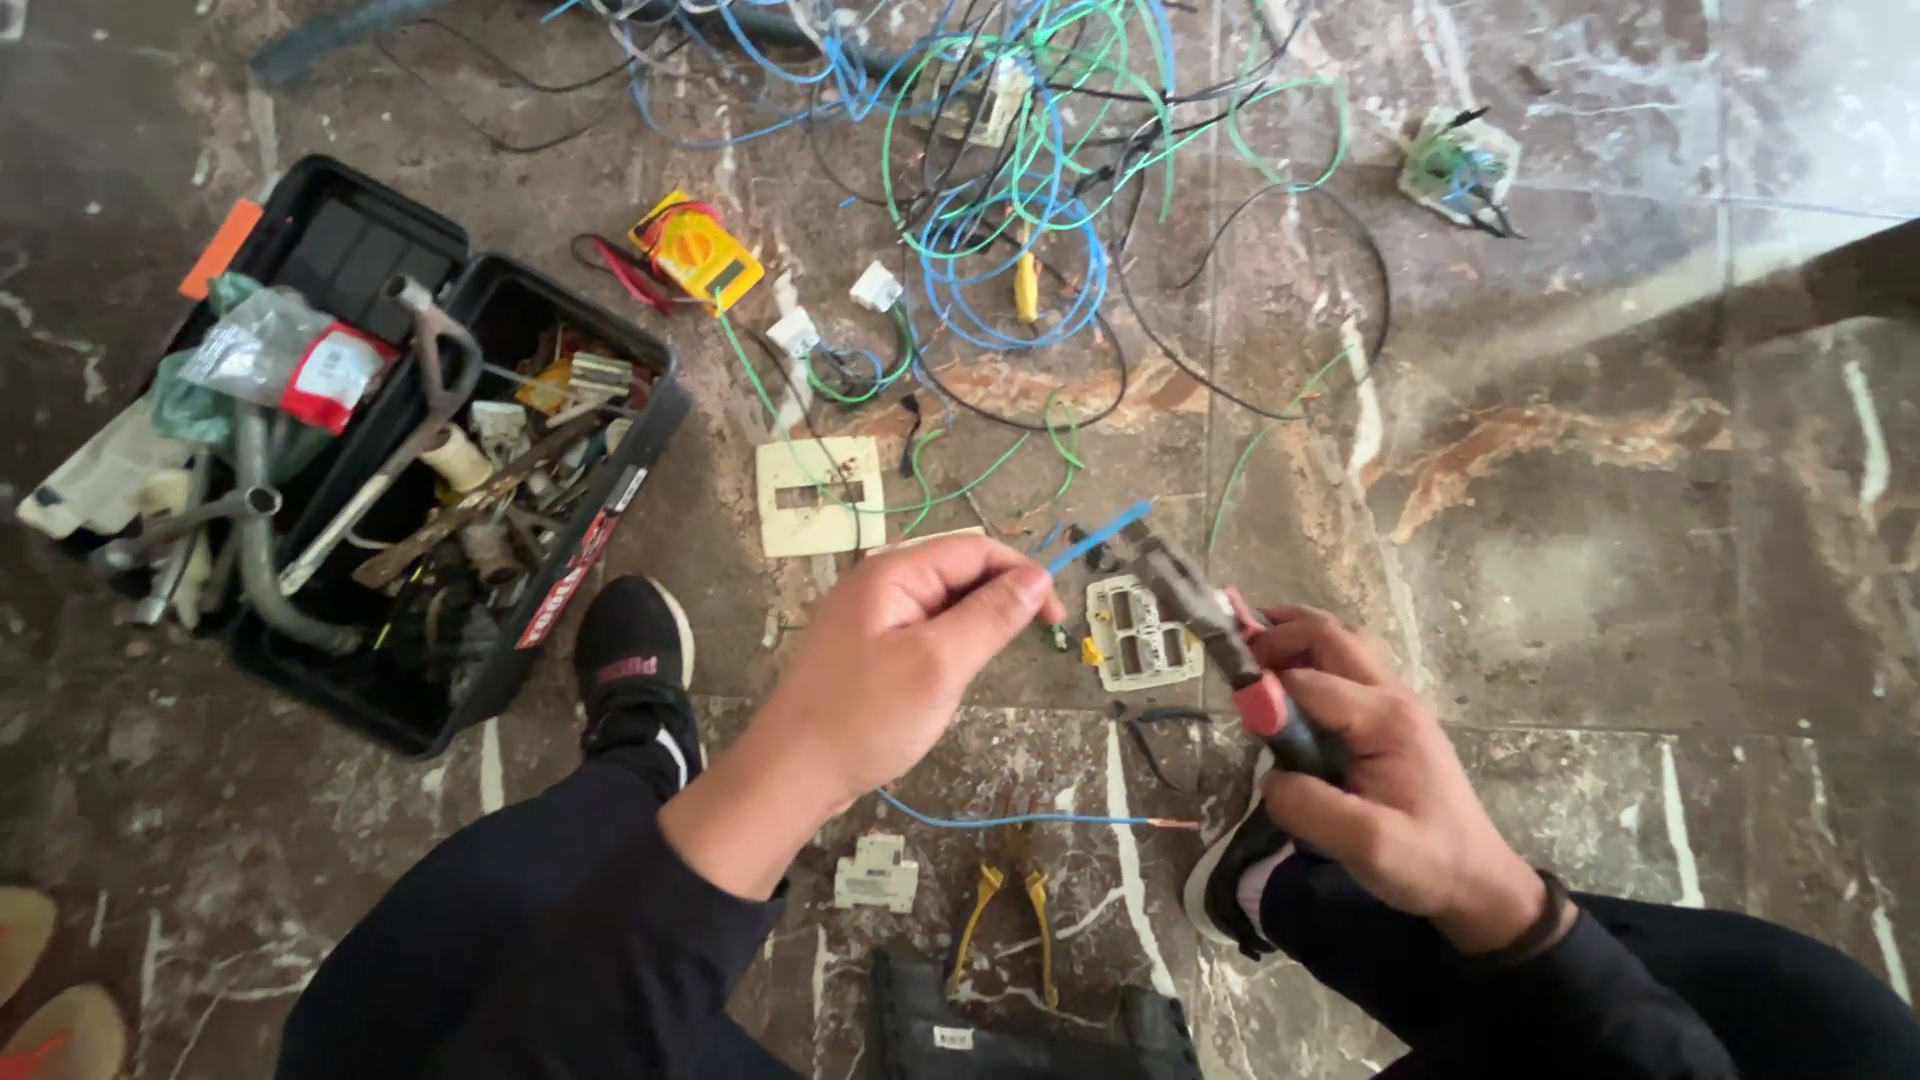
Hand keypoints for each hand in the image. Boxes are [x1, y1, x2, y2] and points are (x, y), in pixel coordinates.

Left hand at [758, 535, 1065, 809]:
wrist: (790, 774)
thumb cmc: (866, 718)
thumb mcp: (939, 665)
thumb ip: (990, 617)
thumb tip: (1037, 577)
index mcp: (894, 572)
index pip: (974, 549)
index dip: (1022, 573)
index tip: (1054, 617)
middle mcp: (879, 581)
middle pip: (958, 570)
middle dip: (999, 599)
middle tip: (1028, 644)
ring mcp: (870, 613)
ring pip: (943, 602)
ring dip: (975, 624)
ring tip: (982, 666)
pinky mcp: (867, 644)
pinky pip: (922, 627)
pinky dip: (949, 643)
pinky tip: (951, 675)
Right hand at [1249, 606, 1554, 954]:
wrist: (1479, 882)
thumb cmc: (1426, 862)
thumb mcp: (1367, 847)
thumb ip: (1309, 806)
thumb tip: (1269, 777)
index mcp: (1386, 720)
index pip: (1309, 682)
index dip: (1266, 690)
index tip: (1238, 713)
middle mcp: (1392, 696)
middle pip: (1329, 635)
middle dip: (1277, 633)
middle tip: (1236, 652)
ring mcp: (1394, 701)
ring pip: (1340, 641)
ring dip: (1295, 636)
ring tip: (1253, 649)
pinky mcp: (1389, 715)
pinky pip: (1345, 664)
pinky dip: (1309, 655)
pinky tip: (1285, 675)